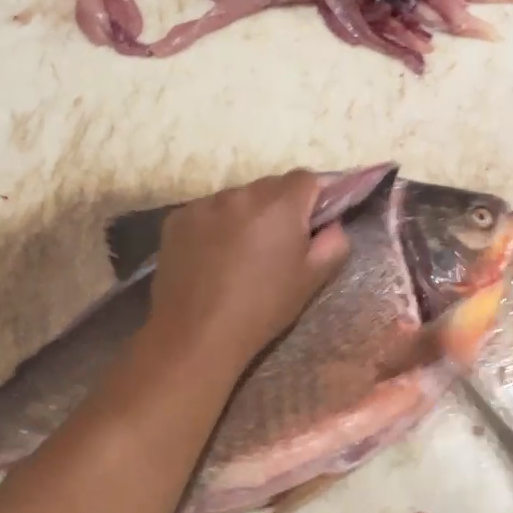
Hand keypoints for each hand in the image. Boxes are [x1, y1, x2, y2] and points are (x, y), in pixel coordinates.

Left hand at [147, 170, 349, 366]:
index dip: (315, 197)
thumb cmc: (262, 307)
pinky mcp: (178, 218)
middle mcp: (243, 193)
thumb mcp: (313, 279)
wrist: (195, 335)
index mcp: (281, 204)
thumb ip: (335, 241)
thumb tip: (331, 223)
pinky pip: (208, 211)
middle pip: (272, 186)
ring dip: (247, 215)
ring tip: (241, 253)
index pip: (307, 178)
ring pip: (239, 198)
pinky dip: (216, 225)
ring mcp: (206, 203)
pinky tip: (212, 256)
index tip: (314, 223)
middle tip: (279, 243)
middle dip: (281, 206)